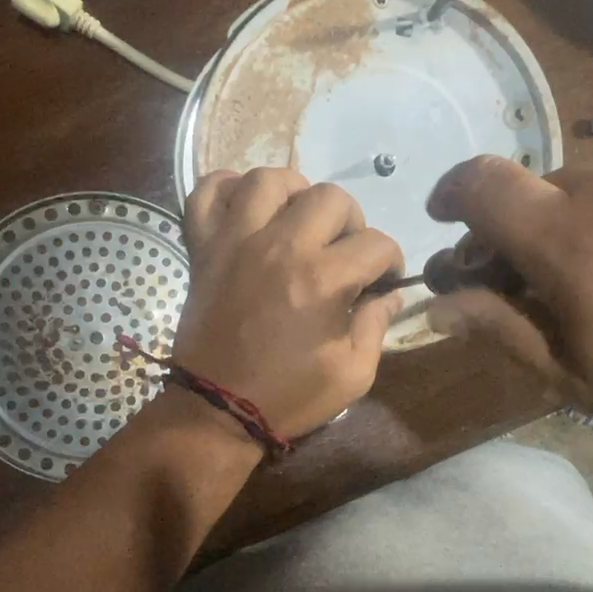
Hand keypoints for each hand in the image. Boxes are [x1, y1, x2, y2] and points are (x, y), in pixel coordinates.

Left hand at [173, 168, 405, 439]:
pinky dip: (225, 189)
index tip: (382, 281)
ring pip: (268, 180)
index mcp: (322, 279)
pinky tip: (244, 207)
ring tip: (297, 220)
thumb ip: (376, 327)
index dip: (390, 262)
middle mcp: (280, 247)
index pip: (376, 243)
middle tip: (344, 251)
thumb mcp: (352, 374)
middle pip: (329, 197)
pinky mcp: (203, 248)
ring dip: (293, 193)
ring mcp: (235, 242)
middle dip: (351, 221)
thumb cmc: (289, 397)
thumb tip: (389, 296)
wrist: (217, 411)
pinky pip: (205, 193)